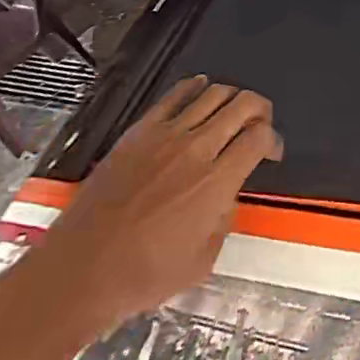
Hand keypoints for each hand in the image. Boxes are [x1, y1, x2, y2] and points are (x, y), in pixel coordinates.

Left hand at [30, 77, 282, 330]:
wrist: (85, 266)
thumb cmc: (144, 273)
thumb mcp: (202, 261)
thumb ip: (224, 219)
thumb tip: (226, 195)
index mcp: (216, 183)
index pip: (259, 138)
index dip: (273, 140)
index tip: (271, 151)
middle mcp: (196, 149)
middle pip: (242, 105)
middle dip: (260, 110)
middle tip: (260, 123)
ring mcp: (165, 134)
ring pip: (212, 93)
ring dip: (232, 96)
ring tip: (234, 107)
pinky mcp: (140, 129)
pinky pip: (174, 95)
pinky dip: (194, 86)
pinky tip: (201, 88)